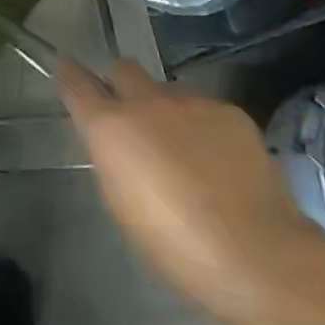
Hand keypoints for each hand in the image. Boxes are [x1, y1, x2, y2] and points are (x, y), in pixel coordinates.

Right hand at [59, 59, 318, 311]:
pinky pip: (206, 109)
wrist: (256, 255)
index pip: (75, 81)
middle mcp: (145, 102)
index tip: (67, 74)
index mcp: (109, 126)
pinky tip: (219, 160)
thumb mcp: (120, 203)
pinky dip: (204, 127)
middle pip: (123, 69)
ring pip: (168, 90)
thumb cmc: (172, 245)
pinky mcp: (231, 113)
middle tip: (131, 116)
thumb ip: (111, 159)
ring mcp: (191, 103)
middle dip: (121, 85)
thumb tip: (116, 145)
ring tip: (184, 147)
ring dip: (166, 109)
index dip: (69, 76)